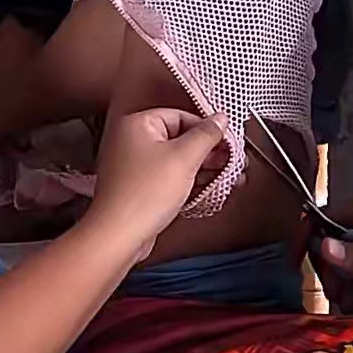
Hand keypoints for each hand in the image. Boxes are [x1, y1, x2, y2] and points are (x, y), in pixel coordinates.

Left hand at [85, 107, 229, 261]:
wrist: (120, 235)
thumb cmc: (143, 195)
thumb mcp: (185, 157)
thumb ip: (207, 134)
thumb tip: (220, 119)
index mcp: (138, 124)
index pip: (182, 116)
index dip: (208, 129)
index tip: (227, 141)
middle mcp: (133, 141)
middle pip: (181, 138)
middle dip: (210, 152)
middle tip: (232, 161)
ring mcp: (136, 166)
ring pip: (179, 160)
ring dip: (205, 168)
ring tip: (229, 177)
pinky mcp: (142, 187)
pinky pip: (172, 177)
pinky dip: (191, 182)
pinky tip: (211, 188)